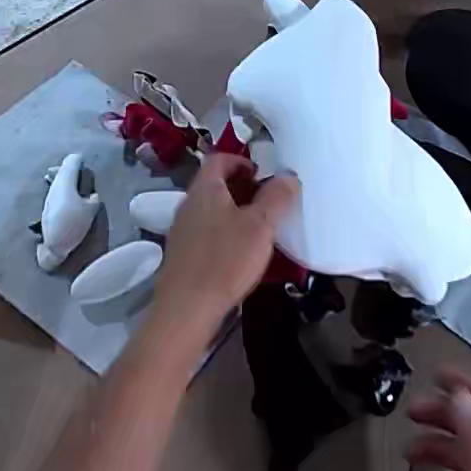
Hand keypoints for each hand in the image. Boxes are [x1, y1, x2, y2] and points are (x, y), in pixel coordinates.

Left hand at [150, 155, 297, 336]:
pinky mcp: (182, 255)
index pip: (219, 159)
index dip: (241, 160)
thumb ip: (277, 197)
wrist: (185, 311)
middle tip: (268, 199)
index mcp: (205, 190)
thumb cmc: (225, 260)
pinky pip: (206, 231)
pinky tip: (241, 252)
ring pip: (211, 209)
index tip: (263, 173)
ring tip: (259, 226)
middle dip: (242, 187)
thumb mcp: (261, 225)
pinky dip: (225, 232)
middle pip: (215, 183)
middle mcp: (188, 205)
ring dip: (234, 210)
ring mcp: (182, 231)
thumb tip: (288, 177)